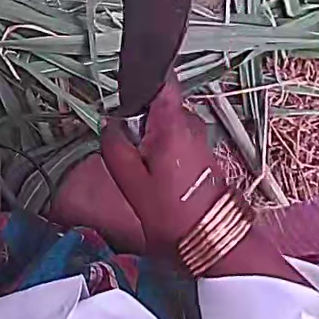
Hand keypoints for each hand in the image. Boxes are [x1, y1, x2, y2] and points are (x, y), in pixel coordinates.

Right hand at [99, 82, 303, 282]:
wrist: (210, 237)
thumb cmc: (171, 212)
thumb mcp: (129, 179)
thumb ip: (114, 144)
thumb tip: (108, 123)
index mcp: (172, 124)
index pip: (161, 81)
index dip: (141, 80)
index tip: (123, 93)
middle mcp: (191, 123)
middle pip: (158, 103)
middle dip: (138, 118)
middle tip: (127, 146)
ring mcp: (199, 136)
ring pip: (165, 121)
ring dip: (149, 135)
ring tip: (141, 165)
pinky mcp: (201, 150)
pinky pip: (174, 136)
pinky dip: (161, 147)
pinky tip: (154, 172)